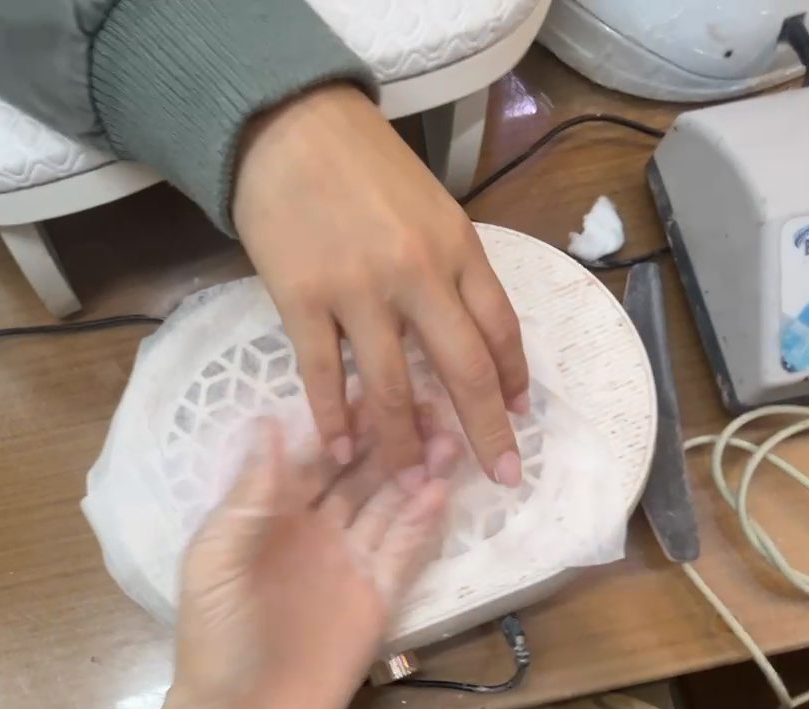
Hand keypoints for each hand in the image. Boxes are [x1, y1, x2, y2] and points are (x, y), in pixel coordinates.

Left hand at [100, 418, 454, 708]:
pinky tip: (442, 488)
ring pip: (387, 504)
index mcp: (268, 514)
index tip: (372, 386)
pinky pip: (404, 550)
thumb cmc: (217, 636)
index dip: (340, 423)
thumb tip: (269, 422)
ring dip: (414, 470)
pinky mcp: (378, 595)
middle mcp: (314, 528)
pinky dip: (422, 520)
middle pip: (357, 473)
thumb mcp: (215, 560)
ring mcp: (349, 561)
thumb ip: (248, 496)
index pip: (312, 455)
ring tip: (445, 434)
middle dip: (387, 439)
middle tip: (425, 401)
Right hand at [232, 83, 529, 487]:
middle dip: (487, 430)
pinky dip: (334, 419)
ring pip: (391, 385)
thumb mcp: (431, 207)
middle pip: (464, 368)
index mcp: (457, 247)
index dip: (514, 380)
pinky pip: (324, 374)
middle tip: (501, 475)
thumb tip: (465, 331)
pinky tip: (341, 453)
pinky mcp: (303, 301)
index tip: (519, 417)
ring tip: (413, 481)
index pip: (500, 327)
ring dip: (404, 442)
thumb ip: (451, 268)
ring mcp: (358, 290)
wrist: (289, 127)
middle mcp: (418, 274)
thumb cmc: (364, 165)